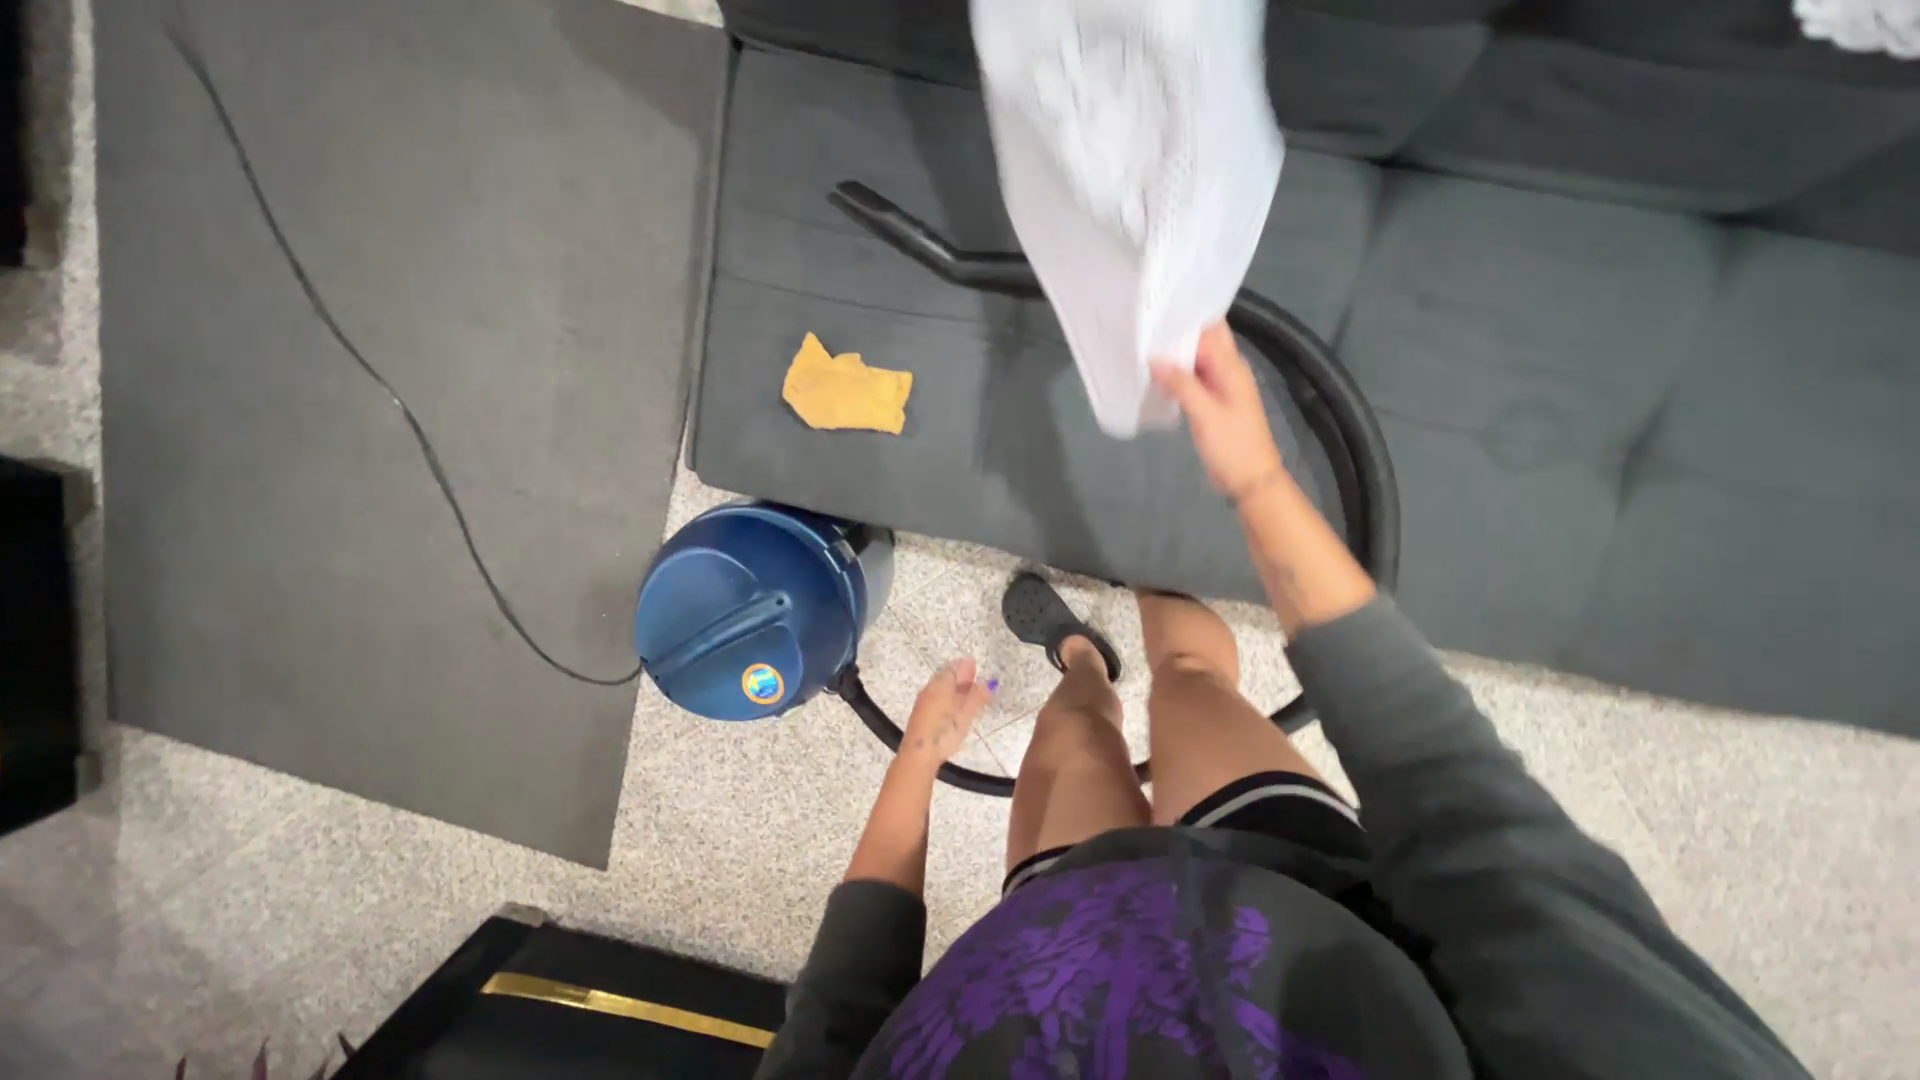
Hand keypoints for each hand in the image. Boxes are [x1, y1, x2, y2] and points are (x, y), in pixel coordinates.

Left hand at [900, 658, 991, 766]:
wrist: (919, 754)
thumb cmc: (945, 731)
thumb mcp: (966, 714)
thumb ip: (977, 697)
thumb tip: (988, 683)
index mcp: (940, 685)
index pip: (953, 669)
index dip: (965, 666)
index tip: (974, 665)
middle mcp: (930, 690)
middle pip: (945, 678)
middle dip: (960, 676)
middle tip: (972, 677)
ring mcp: (923, 703)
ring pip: (940, 689)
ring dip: (953, 688)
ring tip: (966, 693)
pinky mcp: (920, 716)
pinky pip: (935, 699)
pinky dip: (947, 698)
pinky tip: (953, 708)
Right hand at [1152, 321, 1287, 501]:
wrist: (1251, 479)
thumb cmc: (1233, 446)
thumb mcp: (1205, 414)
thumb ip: (1181, 384)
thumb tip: (1155, 359)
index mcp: (1231, 367)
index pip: (1210, 328)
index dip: (1187, 316)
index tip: (1158, 307)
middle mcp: (1227, 370)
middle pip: (1203, 341)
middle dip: (1178, 332)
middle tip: (1144, 323)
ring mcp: (1220, 386)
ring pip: (1196, 359)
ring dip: (1175, 353)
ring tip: (1143, 343)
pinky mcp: (1212, 402)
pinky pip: (1193, 378)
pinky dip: (1177, 374)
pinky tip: (1155, 373)